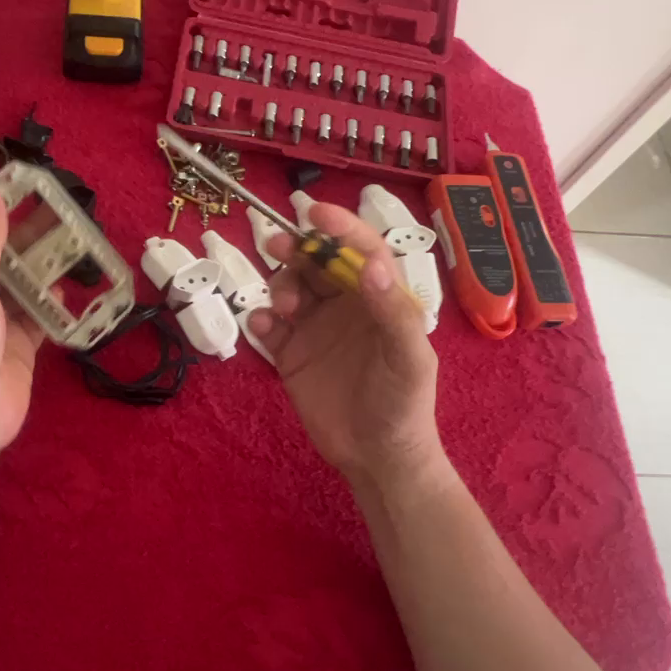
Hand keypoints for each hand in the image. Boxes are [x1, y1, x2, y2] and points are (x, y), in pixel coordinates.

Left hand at [0, 190, 46, 461]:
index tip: (24, 189)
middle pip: (0, 259)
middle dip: (28, 239)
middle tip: (63, 214)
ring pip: (22, 288)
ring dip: (43, 270)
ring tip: (73, 245)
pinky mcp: (18, 348)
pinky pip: (37, 320)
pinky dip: (51, 307)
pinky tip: (67, 292)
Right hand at [249, 202, 441, 485]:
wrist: (376, 457)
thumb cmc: (403, 404)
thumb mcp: (408, 358)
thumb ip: (393, 310)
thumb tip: (370, 265)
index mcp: (379, 298)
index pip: (360, 250)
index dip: (339, 227)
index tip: (313, 212)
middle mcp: (345, 306)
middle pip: (317, 261)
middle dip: (297, 247)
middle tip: (277, 246)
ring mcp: (315, 329)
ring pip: (289, 286)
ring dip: (280, 284)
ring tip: (284, 309)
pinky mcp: (290, 354)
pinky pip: (269, 326)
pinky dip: (261, 319)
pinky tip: (265, 329)